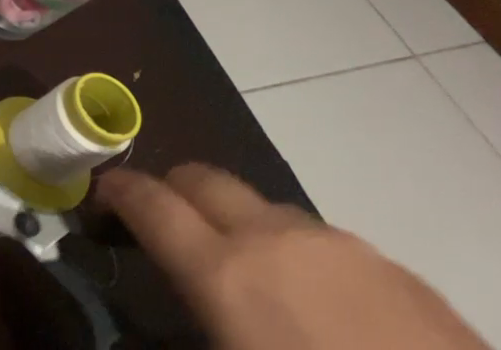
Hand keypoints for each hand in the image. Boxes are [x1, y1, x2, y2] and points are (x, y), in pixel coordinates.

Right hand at [98, 165, 488, 349]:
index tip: (100, 192)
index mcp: (224, 272)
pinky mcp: (400, 272)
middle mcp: (274, 240)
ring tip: (253, 282)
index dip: (116, 189)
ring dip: (241, 227)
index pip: (148, 202)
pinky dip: (302, 259)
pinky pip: (326, 245)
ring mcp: (342, 249)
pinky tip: (326, 314)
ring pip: (266, 209)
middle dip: (171, 189)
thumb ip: (199, 320)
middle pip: (201, 180)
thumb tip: (186, 300)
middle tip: (163, 224)